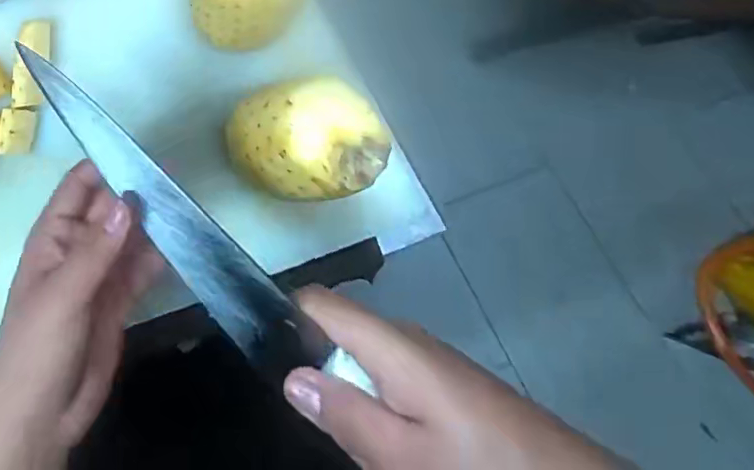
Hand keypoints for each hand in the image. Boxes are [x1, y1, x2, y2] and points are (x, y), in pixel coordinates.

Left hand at [0, 162, 164, 469]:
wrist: (41, 415)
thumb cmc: (37, 346)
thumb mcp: (63, 294)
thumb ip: (96, 249)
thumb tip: (126, 199)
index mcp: (53, 235)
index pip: (79, 186)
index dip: (105, 165)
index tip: (140, 148)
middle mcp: (77, 247)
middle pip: (109, 208)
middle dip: (136, 190)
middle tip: (175, 172)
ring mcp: (98, 274)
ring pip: (127, 237)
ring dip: (151, 221)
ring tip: (184, 200)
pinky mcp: (117, 300)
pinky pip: (139, 269)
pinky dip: (158, 256)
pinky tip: (181, 242)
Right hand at [283, 287, 629, 469]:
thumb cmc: (486, 469)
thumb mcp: (408, 460)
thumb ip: (347, 415)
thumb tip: (291, 377)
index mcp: (389, 343)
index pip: (314, 301)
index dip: (283, 318)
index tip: (267, 355)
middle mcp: (406, 337)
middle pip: (337, 331)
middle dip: (319, 368)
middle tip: (318, 423)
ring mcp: (432, 359)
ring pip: (366, 359)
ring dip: (352, 392)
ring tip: (359, 442)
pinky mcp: (453, 383)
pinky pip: (395, 378)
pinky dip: (383, 403)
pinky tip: (398, 447)